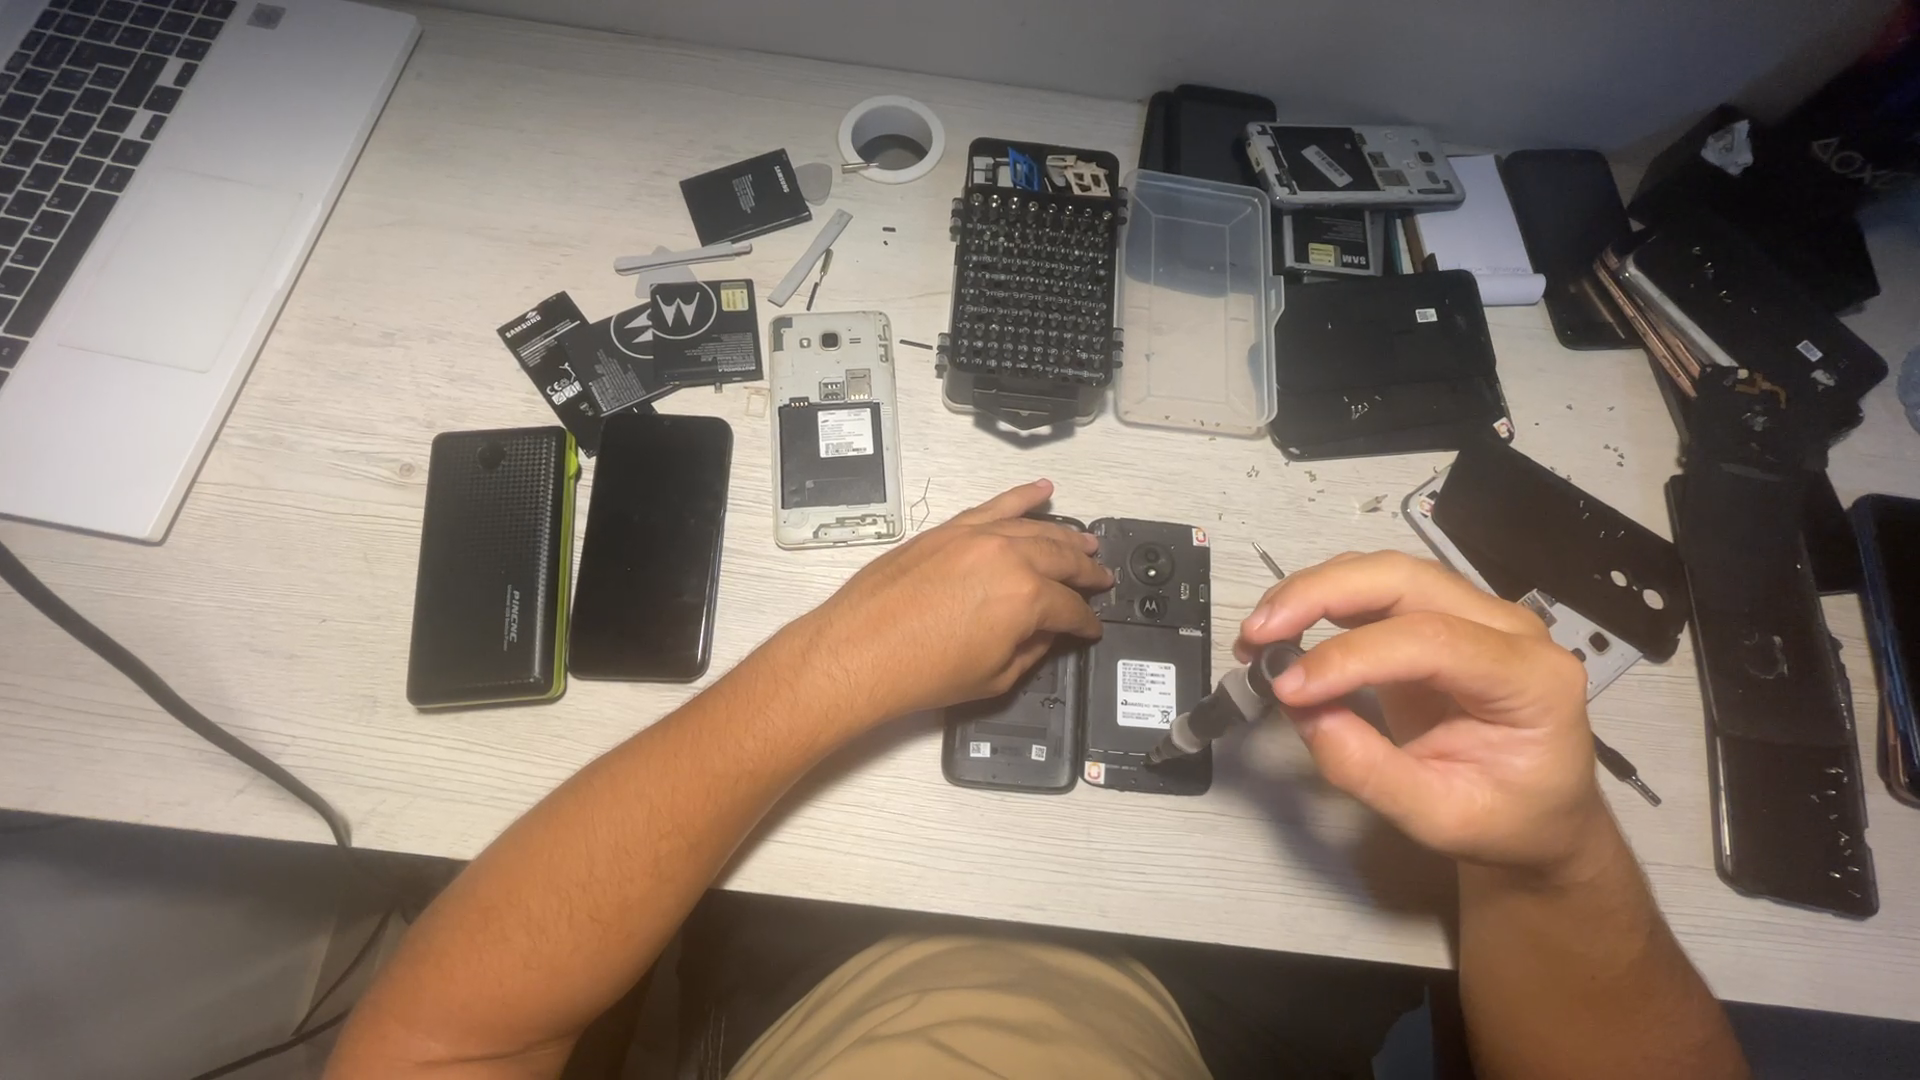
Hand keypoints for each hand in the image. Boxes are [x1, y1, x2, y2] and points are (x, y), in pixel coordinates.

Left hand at [794, 480, 1110, 722]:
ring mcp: (977, 537)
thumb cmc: (924, 673)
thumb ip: (1033, 650)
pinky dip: (1021, 496)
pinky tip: (1044, 489)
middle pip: (1062, 559)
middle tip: (1101, 579)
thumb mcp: (995, 677)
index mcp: (1027, 598)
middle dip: (1087, 572)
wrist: (860, 651)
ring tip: (1086, 543)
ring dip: (1065, 536)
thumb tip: (1048, 634)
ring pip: (1035, 529)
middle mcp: (1008, 557)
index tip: (1091, 628)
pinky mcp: (949, 530)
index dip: (1086, 622)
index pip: (1071, 608)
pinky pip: (994, 505)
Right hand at [1236, 552, 1609, 876]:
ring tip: (1258, 635)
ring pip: (1380, 571)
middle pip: (1402, 578)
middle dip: (1318, 594)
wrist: (1538, 810)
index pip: (1430, 641)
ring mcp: (1471, 612)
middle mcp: (1507, 627)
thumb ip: (1369, 770)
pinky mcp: (1433, 614)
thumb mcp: (1439, 818)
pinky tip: (1282, 627)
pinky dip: (1316, 598)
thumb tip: (1301, 711)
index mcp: (1531, 680)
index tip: (1285, 689)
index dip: (1349, 657)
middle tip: (1257, 634)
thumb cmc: (1502, 817)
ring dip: (1309, 591)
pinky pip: (1370, 586)